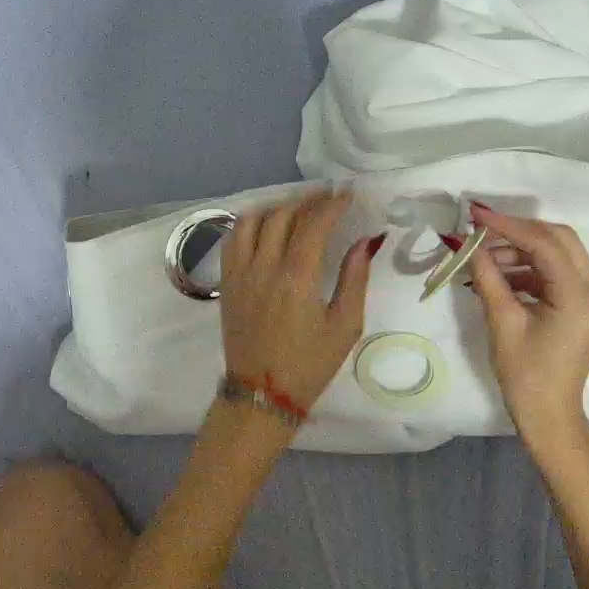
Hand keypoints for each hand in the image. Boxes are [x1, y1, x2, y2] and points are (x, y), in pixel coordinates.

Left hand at [219, 190, 380, 413]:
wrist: (261, 394)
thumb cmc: (309, 365)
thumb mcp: (345, 327)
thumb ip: (354, 279)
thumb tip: (363, 241)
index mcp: (296, 279)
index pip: (313, 224)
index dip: (331, 204)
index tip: (347, 195)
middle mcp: (264, 268)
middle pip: (282, 215)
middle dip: (307, 201)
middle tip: (327, 198)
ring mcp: (239, 273)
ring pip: (252, 220)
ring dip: (276, 207)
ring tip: (297, 208)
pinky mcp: (226, 281)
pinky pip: (232, 238)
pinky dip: (249, 222)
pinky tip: (265, 225)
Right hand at [465, 202, 588, 453]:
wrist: (548, 414)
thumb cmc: (524, 373)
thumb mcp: (501, 321)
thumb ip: (488, 276)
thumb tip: (470, 243)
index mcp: (580, 297)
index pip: (545, 244)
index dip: (508, 225)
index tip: (476, 215)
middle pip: (560, 239)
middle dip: (519, 230)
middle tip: (482, 232)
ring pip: (558, 252)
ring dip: (521, 248)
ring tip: (484, 259)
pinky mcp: (582, 305)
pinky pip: (556, 271)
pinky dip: (528, 266)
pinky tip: (499, 275)